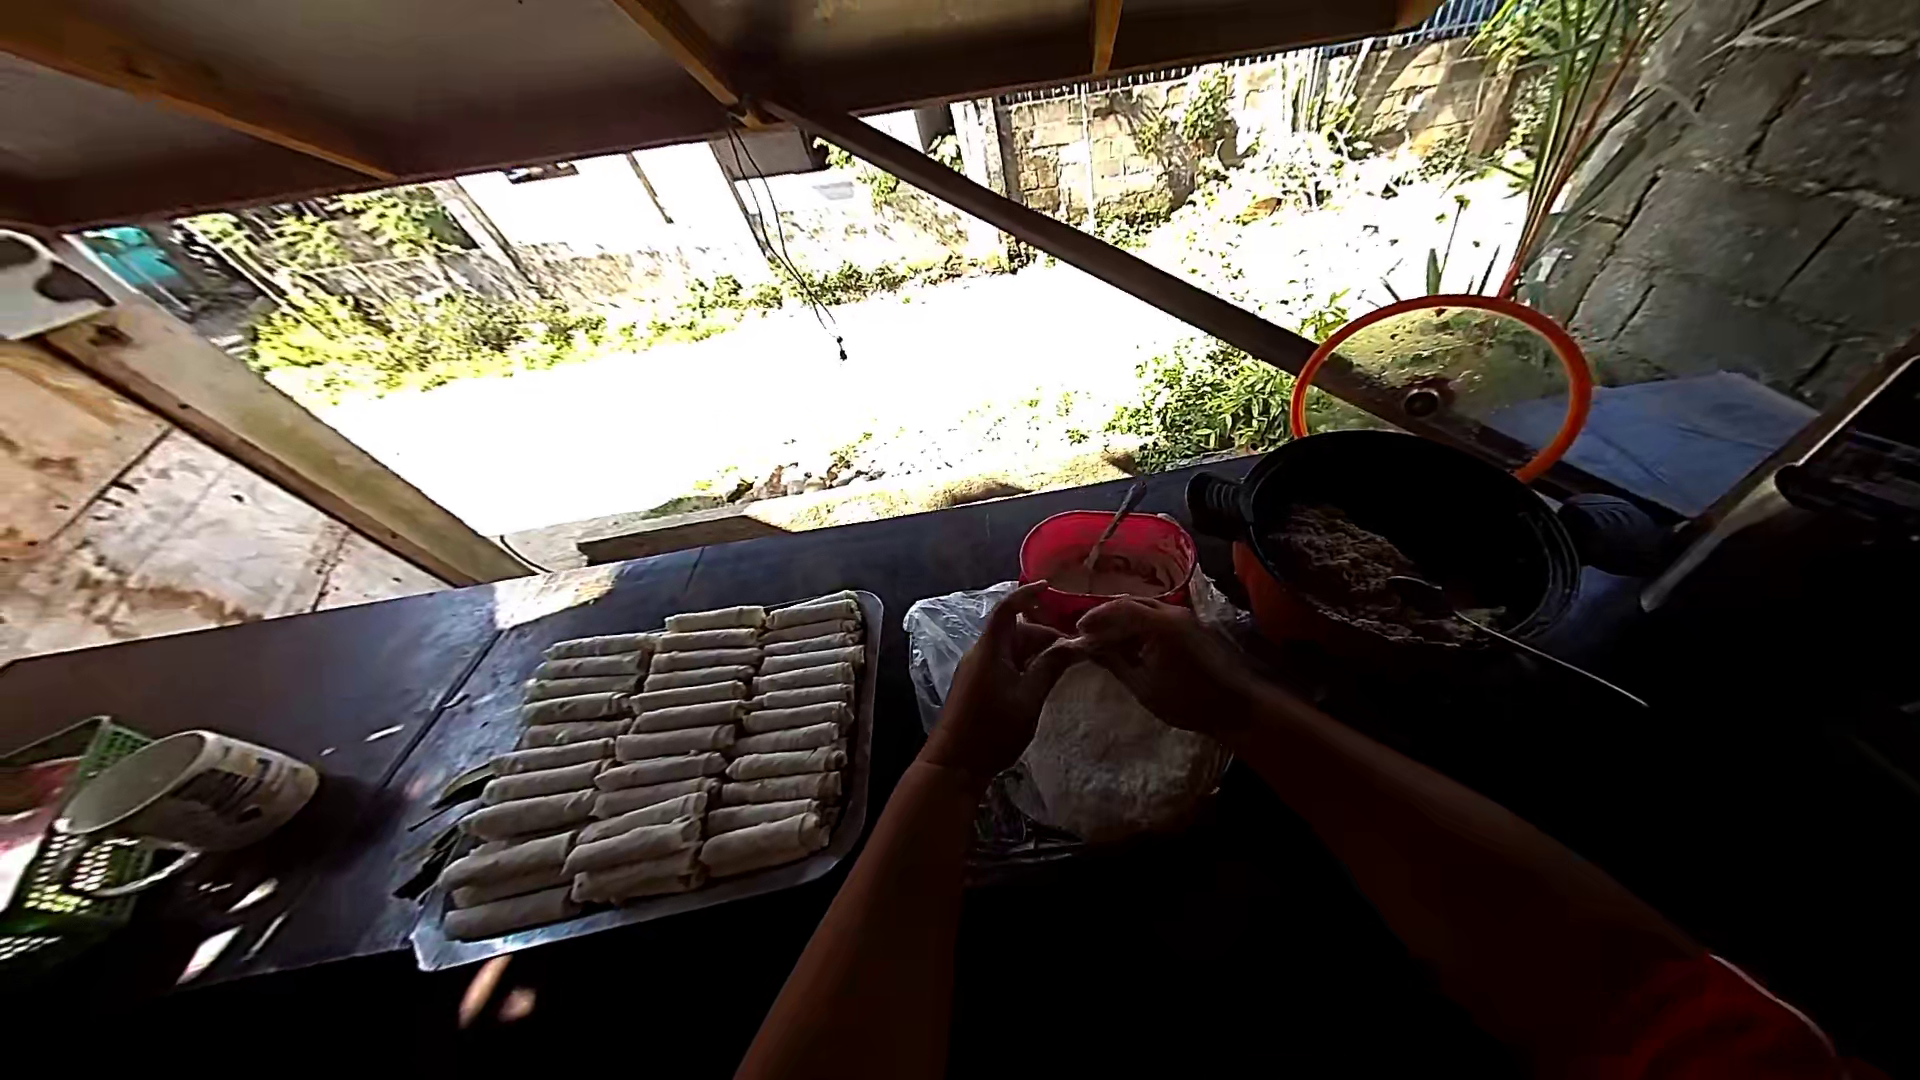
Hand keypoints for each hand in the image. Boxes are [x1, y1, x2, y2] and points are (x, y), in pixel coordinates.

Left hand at [920, 581, 1078, 782]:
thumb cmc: (992, 728)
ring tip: (1066, 666)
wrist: (954, 764)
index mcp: (990, 648)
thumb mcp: (1029, 697)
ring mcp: (977, 670)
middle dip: (1045, 636)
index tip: (1050, 588)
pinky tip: (1043, 680)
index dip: (1027, 594)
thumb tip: (1074, 645)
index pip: (1008, 609)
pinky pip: (1005, 664)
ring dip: (1037, 654)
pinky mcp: (977, 685)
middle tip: (1077, 652)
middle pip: (1015, 632)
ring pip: (1012, 650)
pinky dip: (1025, 666)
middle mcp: (981, 653)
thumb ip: (1050, 667)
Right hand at [1068, 597, 1276, 739]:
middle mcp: (1172, 613)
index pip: (1119, 609)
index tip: (1079, 630)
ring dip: (1123, 619)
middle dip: (1107, 616)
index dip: (1096, 617)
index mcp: (1159, 624)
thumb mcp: (1143, 686)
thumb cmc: (1187, 701)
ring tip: (1107, 638)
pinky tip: (1131, 643)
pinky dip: (1139, 624)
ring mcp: (1185, 618)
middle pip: (1131, 603)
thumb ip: (1114, 662)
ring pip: (1145, 607)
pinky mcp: (1191, 626)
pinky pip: (1158, 616)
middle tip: (1089, 632)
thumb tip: (1090, 647)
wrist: (1237, 707)